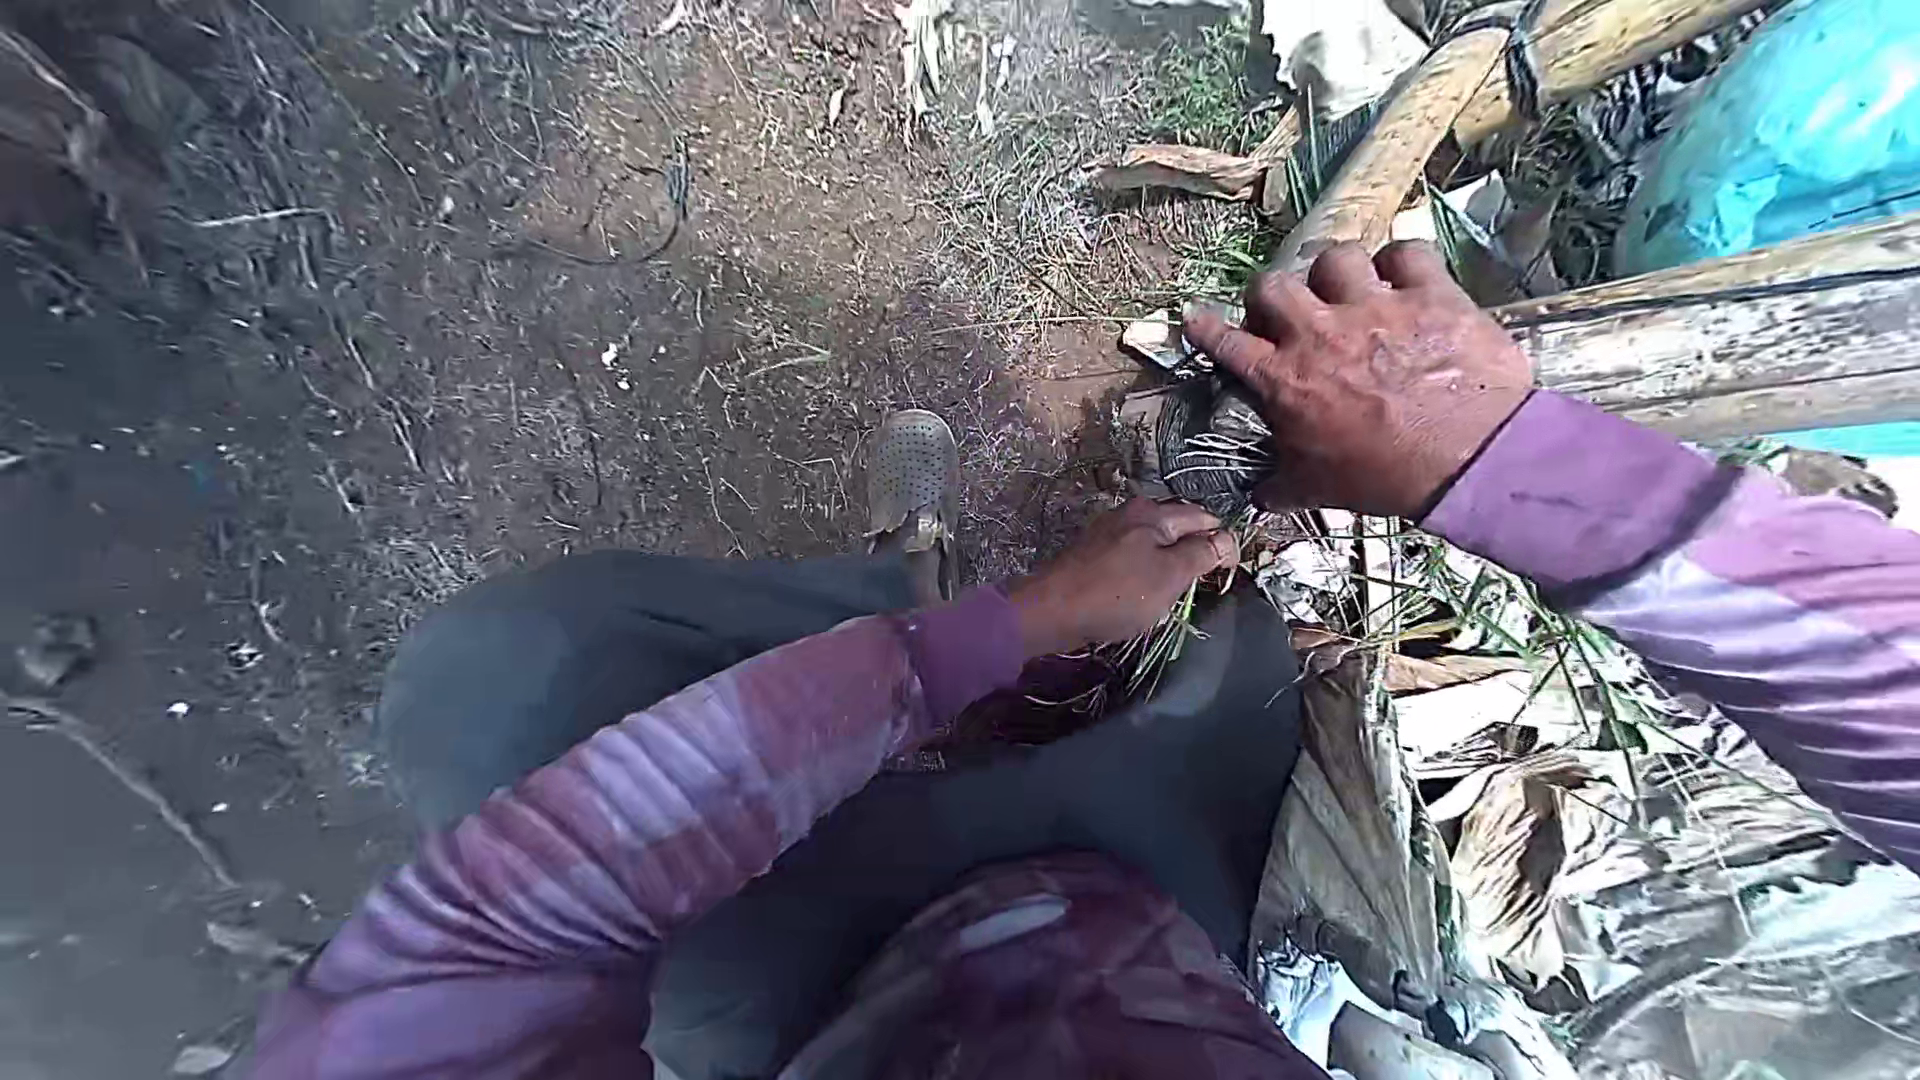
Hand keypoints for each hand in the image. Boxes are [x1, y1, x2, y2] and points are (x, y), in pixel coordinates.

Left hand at [1007, 499, 1234, 655]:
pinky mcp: (1093, 555)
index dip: (1222, 544)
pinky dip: (1143, 574)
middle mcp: (1129, 514)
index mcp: (1152, 513)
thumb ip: (1201, 553)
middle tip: (1199, 586)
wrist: (1051, 611)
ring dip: (1168, 566)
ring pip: (1154, 546)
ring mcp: (1108, 533)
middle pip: (1177, 529)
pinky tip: (1141, 594)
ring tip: (1171, 594)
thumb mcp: (1170, 575)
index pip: (1204, 519)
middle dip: (1194, 554)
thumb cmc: (1116, 594)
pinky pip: (1131, 559)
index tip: (1227, 574)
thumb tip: (1226, 538)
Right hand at [1183, 241, 1533, 518]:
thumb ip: (1277, 486)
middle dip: (1268, 295)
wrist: (1464, 458)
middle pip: (1271, 285)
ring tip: (1343, 290)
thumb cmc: (1375, 475)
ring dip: (1331, 274)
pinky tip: (1400, 278)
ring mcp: (1373, 308)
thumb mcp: (1310, 487)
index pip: (1225, 343)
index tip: (1195, 317)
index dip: (1204, 328)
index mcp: (1281, 378)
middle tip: (1282, 312)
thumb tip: (1260, 497)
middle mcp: (1317, 334)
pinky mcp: (1429, 295)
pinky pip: (1406, 253)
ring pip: (1334, 259)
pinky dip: (1399, 261)